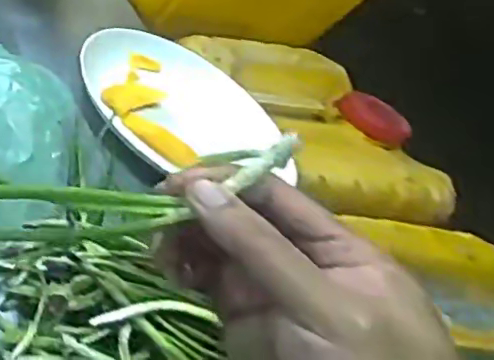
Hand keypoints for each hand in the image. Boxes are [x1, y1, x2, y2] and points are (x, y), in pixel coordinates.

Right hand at [154, 170, 455, 359]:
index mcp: (336, 249)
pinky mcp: (242, 314)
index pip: (269, 191)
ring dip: (178, 236)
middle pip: (232, 210)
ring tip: (160, 253)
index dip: (220, 179)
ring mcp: (269, 287)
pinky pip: (203, 272)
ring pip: (211, 238)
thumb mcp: (326, 310)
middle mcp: (298, 258)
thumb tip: (196, 185)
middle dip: (190, 210)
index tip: (175, 186)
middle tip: (156, 220)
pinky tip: (169, 272)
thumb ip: (262, 246)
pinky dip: (179, 264)